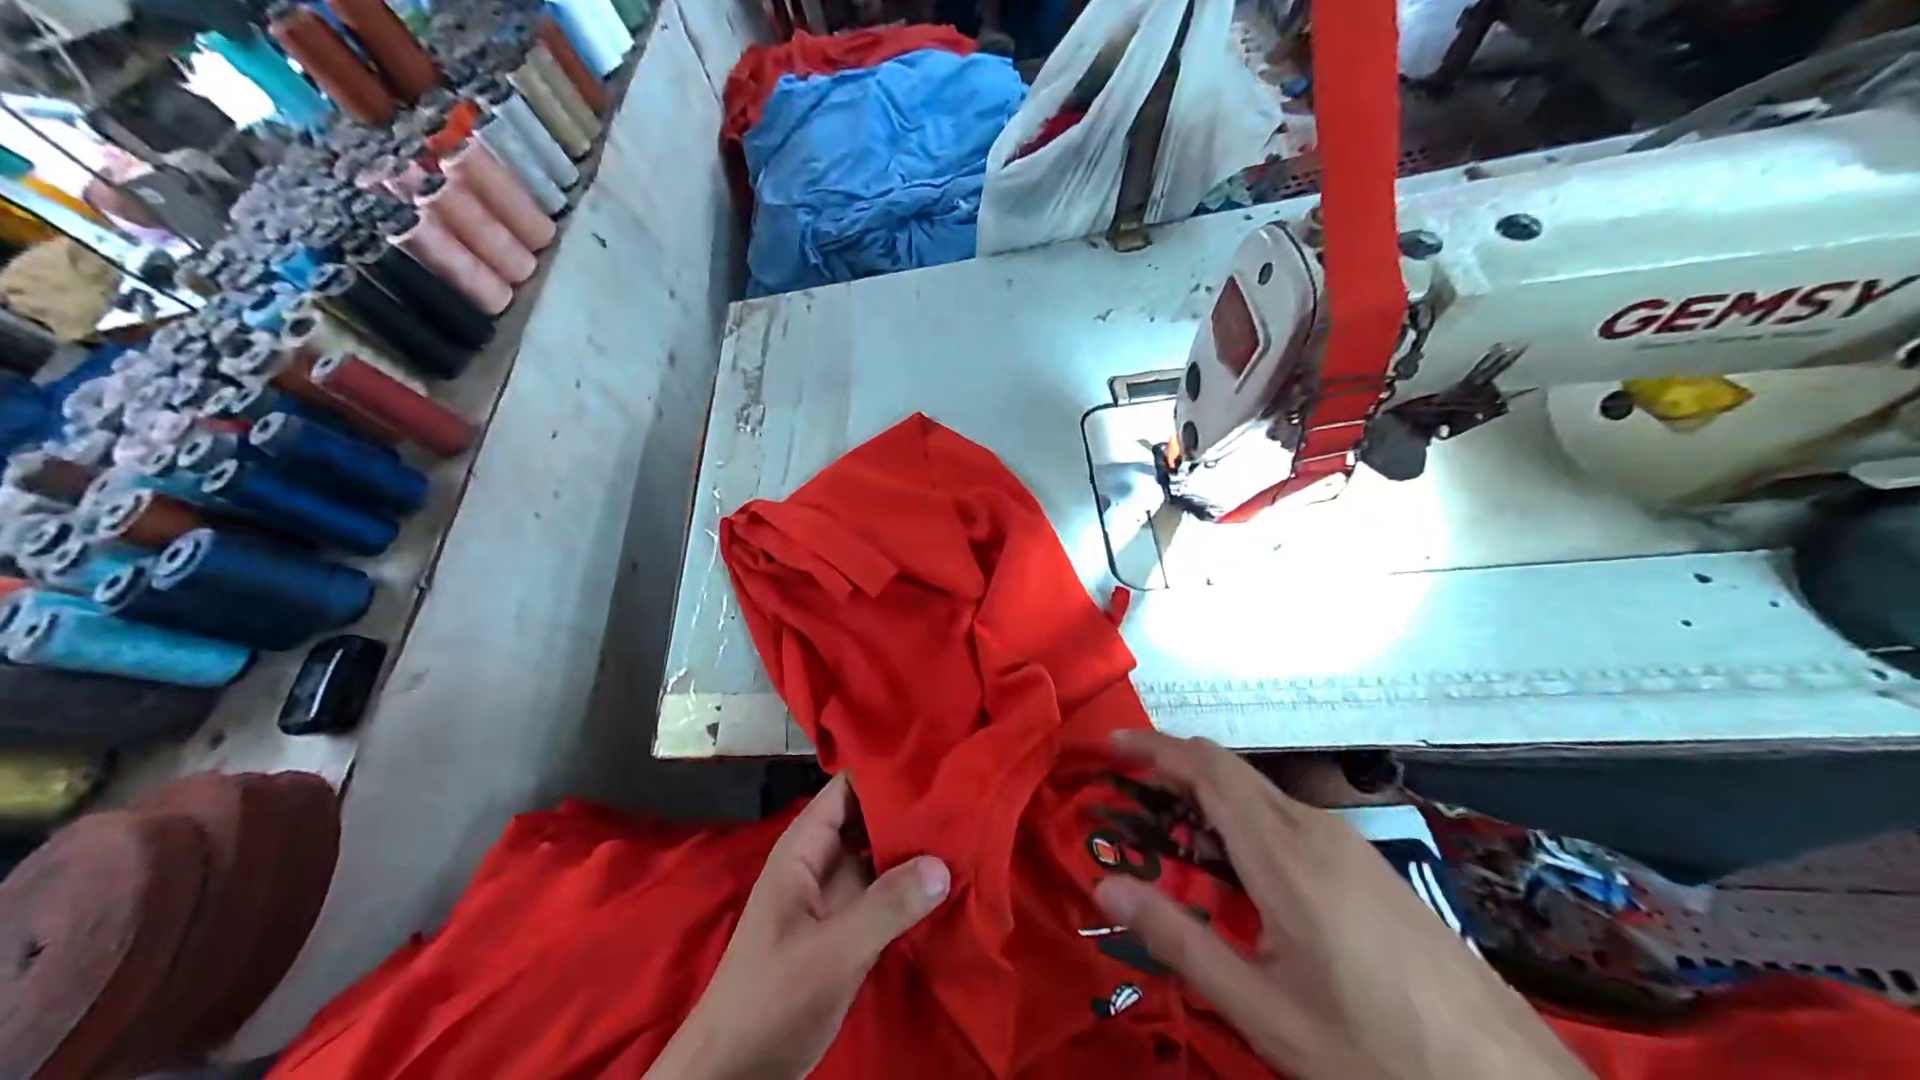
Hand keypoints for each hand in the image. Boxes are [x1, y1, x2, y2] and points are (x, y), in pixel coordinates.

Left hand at [646, 774, 949, 1079]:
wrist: (738, 1071)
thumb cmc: (772, 998)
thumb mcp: (830, 952)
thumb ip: (885, 907)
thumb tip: (942, 864)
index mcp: (803, 850)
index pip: (847, 790)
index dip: (885, 773)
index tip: (933, 764)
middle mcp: (822, 862)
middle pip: (868, 818)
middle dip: (909, 808)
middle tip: (962, 794)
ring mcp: (837, 896)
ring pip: (880, 854)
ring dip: (915, 845)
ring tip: (966, 825)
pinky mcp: (851, 927)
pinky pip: (887, 890)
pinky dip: (914, 882)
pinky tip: (951, 875)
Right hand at [1093, 731, 1593, 1079]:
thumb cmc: (1376, 1051)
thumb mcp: (1263, 1011)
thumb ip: (1179, 941)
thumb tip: (1106, 889)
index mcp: (1284, 855)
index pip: (1207, 770)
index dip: (1156, 748)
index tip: (1113, 744)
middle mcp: (1316, 830)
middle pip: (1231, 773)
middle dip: (1174, 769)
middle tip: (1127, 793)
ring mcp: (1350, 846)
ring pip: (1262, 796)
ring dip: (1210, 798)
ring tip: (1173, 834)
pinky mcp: (1371, 867)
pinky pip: (1291, 820)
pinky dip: (1246, 821)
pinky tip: (1241, 871)